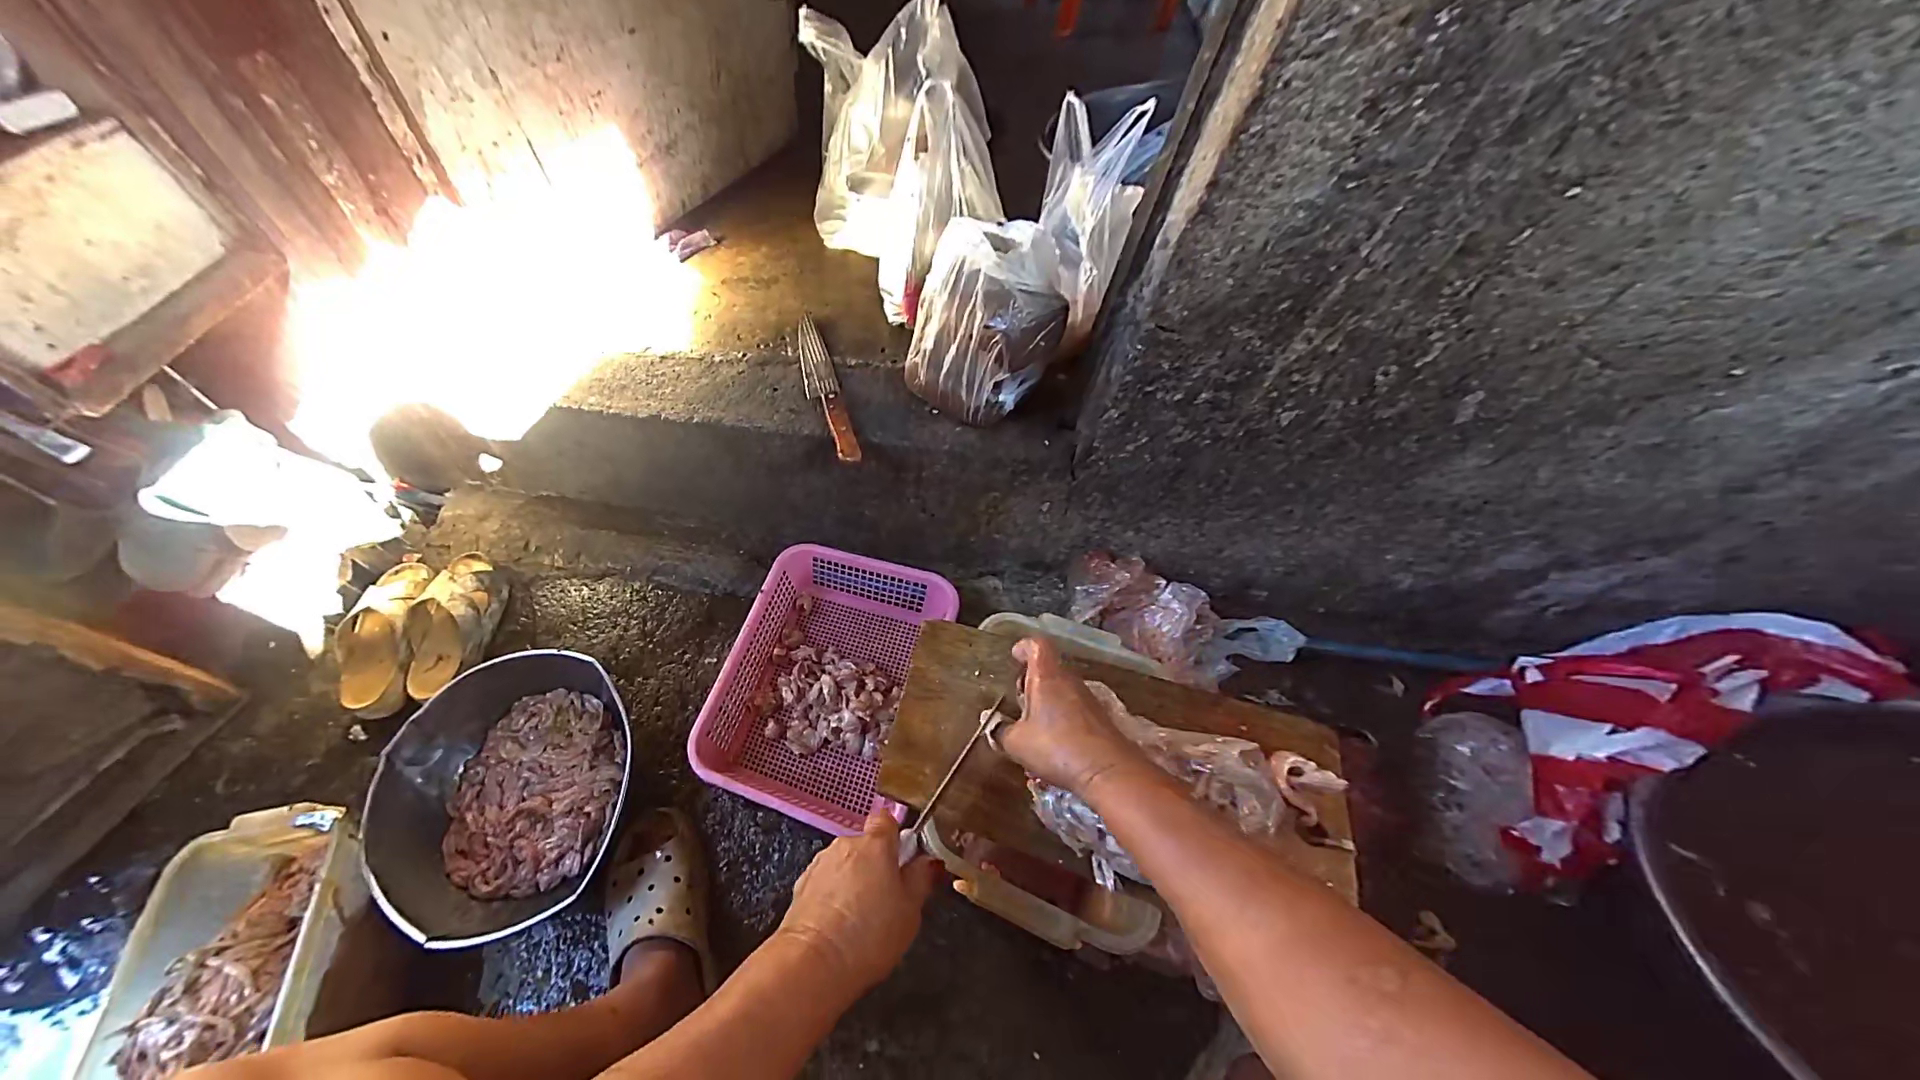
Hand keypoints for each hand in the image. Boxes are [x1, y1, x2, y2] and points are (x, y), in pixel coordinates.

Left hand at [778, 812, 940, 989]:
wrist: (813, 964)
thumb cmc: (866, 937)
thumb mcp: (911, 910)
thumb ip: (920, 878)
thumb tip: (925, 862)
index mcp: (876, 844)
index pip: (888, 819)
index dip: (897, 837)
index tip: (904, 859)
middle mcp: (846, 846)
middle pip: (866, 845)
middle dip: (876, 865)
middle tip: (888, 897)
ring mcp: (821, 864)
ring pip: (846, 865)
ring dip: (854, 882)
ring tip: (861, 919)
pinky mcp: (801, 886)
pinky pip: (826, 883)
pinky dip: (833, 897)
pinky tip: (840, 926)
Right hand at [1000, 637, 1151, 797]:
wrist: (1108, 770)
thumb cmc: (1057, 747)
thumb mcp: (1017, 743)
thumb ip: (1000, 732)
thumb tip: (993, 725)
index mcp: (1046, 677)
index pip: (1037, 645)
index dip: (1024, 646)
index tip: (1015, 655)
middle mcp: (1069, 681)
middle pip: (1049, 668)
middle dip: (1032, 679)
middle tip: (1019, 698)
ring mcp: (1088, 699)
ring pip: (1063, 689)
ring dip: (1047, 700)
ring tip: (1033, 724)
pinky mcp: (1100, 718)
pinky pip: (1075, 707)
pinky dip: (1061, 716)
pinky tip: (1055, 741)